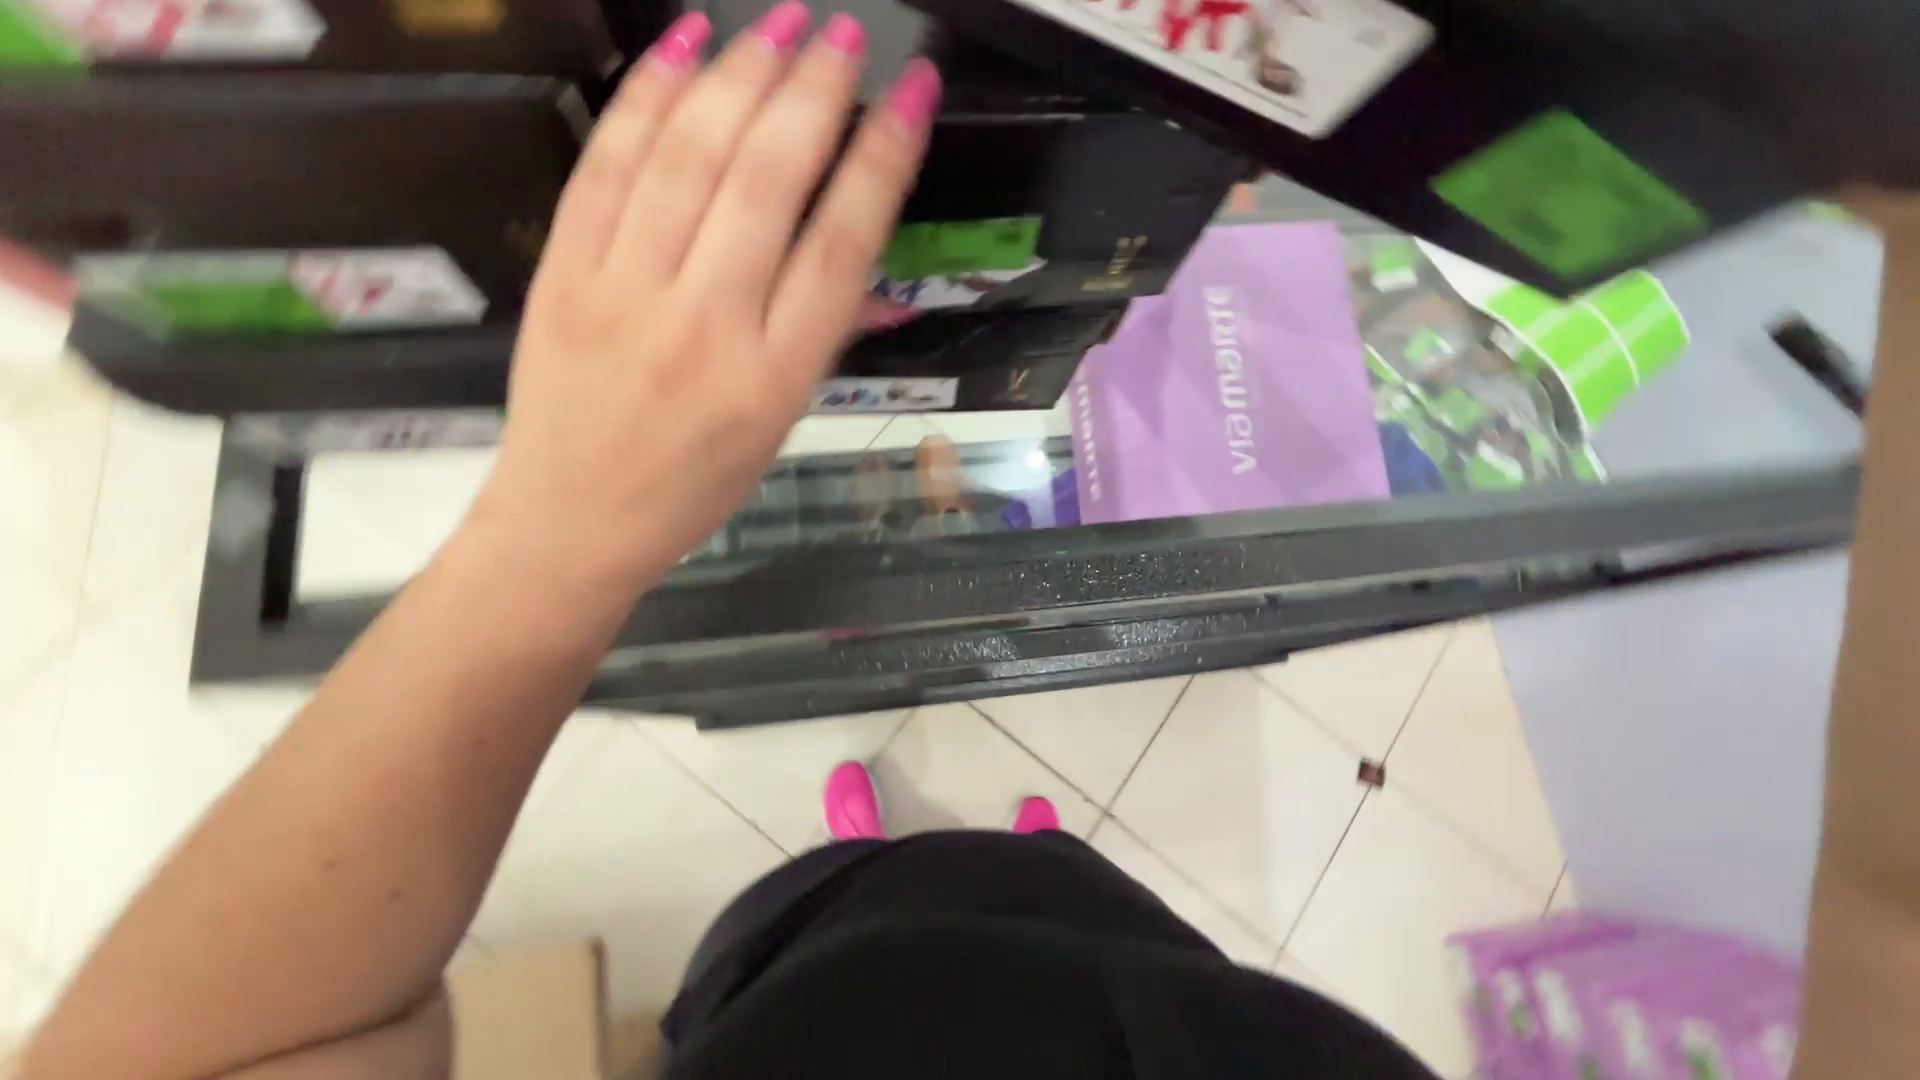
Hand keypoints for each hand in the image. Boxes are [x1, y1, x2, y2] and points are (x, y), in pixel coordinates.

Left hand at [468, 3, 936, 592]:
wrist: (576, 519)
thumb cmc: (696, 485)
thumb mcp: (781, 425)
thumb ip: (822, 336)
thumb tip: (873, 264)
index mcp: (775, 375)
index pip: (841, 245)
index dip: (882, 158)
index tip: (912, 92)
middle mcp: (707, 324)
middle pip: (768, 181)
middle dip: (814, 92)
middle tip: (846, 34)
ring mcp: (627, 291)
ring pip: (689, 157)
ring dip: (740, 74)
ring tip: (780, 22)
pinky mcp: (564, 270)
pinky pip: (606, 165)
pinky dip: (647, 96)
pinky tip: (684, 45)